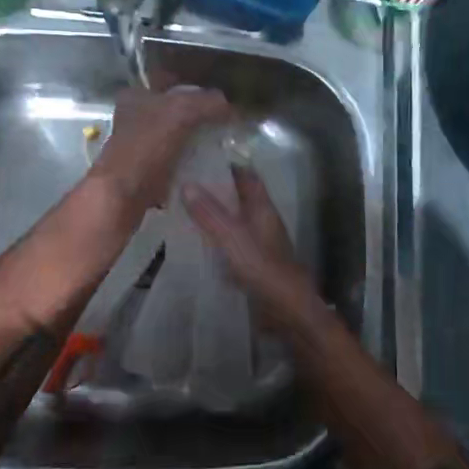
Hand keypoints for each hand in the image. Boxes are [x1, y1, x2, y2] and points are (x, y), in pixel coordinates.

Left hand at [90, 84, 230, 209]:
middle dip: (200, 116)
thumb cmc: (146, 147)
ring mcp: (140, 145)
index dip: (196, 88)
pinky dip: (190, 162)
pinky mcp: (147, 169)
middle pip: (175, 110)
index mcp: (136, 96)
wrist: (123, 195)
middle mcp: (134, 117)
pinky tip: (208, 165)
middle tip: (224, 124)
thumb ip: (206, 103)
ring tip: (221, 145)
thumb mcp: (180, 113)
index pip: (171, 82)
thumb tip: (227, 104)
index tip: (219, 100)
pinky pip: (175, 159)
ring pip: (176, 136)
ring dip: (197, 141)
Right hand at [184, 165, 324, 331]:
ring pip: (233, 222)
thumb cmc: (263, 269)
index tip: (200, 157)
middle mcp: (262, 223)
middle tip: (182, 184)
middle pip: (238, 199)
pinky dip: (213, 241)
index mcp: (263, 209)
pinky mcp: (252, 265)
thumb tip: (187, 184)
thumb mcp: (233, 238)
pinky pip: (229, 245)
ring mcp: (258, 244)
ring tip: (180, 210)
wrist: (287, 311)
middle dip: (214, 191)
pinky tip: (194, 245)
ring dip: (212, 217)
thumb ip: (211, 214)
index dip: (227, 165)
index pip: (247, 177)